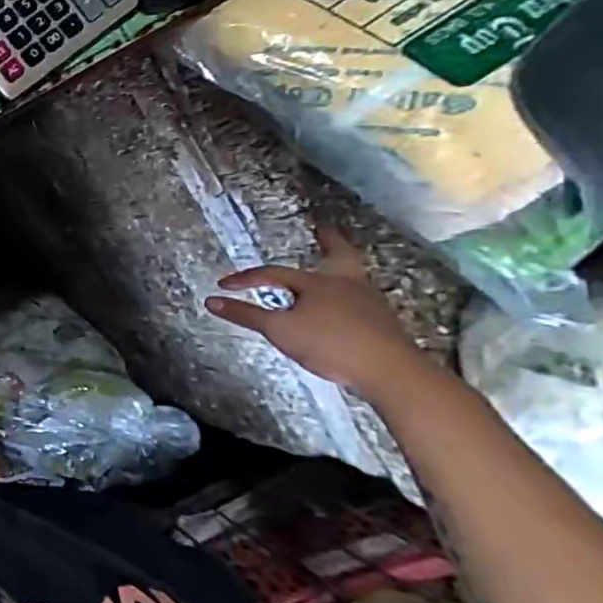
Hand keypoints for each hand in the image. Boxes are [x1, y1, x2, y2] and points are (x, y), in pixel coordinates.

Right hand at [205, 229, 441, 402]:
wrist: (391, 373)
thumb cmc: (331, 343)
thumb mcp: (279, 329)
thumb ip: (246, 314)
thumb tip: (211, 301)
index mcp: (319, 282)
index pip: (274, 273)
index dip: (246, 278)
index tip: (224, 285)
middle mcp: (347, 285)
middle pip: (340, 255)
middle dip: (330, 242)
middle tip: (324, 230)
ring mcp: (370, 304)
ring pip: (352, 278)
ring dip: (338, 270)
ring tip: (327, 271)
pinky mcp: (383, 325)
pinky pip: (360, 300)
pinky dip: (346, 296)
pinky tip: (340, 307)